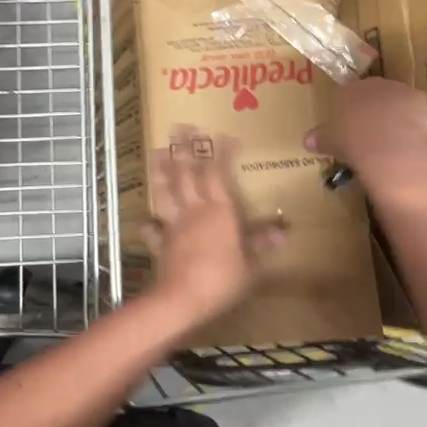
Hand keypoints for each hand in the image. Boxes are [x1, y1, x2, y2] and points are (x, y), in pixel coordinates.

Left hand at [144, 127, 283, 326]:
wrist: (181, 300)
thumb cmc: (222, 279)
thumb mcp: (251, 266)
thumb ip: (261, 246)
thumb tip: (281, 232)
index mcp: (219, 211)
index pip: (218, 173)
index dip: (220, 152)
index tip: (224, 134)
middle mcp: (195, 210)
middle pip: (186, 173)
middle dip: (184, 148)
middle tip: (179, 127)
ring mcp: (174, 225)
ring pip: (166, 191)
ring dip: (161, 171)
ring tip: (156, 153)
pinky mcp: (160, 243)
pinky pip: (153, 229)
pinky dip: (149, 223)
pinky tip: (145, 219)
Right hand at [305, 77, 426, 183]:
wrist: (388, 144)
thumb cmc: (352, 141)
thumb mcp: (330, 142)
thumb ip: (320, 139)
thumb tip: (307, 141)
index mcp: (347, 91)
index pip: (347, 95)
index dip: (350, 111)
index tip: (352, 128)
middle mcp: (372, 84)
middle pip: (373, 94)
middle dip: (374, 110)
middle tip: (373, 133)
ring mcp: (398, 89)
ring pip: (397, 100)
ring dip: (396, 114)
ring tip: (395, 139)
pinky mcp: (420, 99)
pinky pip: (417, 110)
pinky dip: (416, 122)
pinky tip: (413, 139)